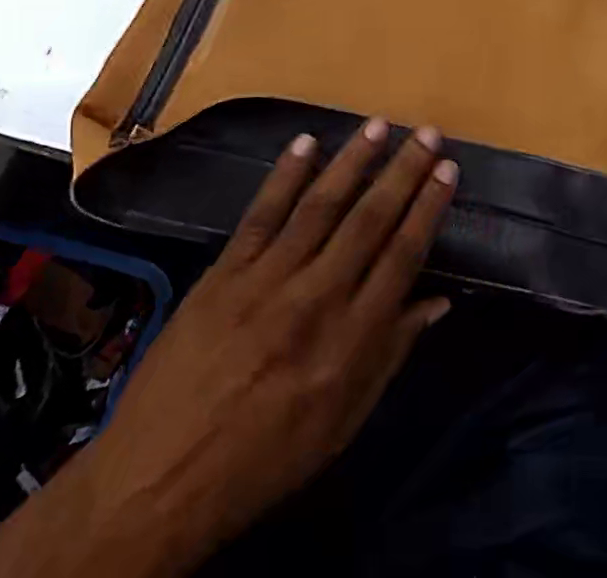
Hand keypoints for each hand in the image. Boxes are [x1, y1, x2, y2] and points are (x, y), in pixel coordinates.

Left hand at [0, 118, 456, 577]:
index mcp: (351, 340)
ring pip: (319, 208)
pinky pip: (260, 216)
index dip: (428, 209)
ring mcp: (265, 281)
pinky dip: (284, 177)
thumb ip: (392, 353)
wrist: (161, 480)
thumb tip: (439, 302)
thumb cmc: (266, 458)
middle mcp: (315, 299)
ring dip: (352, 162)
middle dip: (402, 173)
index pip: (402, 257)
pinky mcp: (223, 275)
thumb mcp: (345, 422)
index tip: (446, 172)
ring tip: (378, 126)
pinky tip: (305, 144)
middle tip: (426, 134)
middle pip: (368, 222)